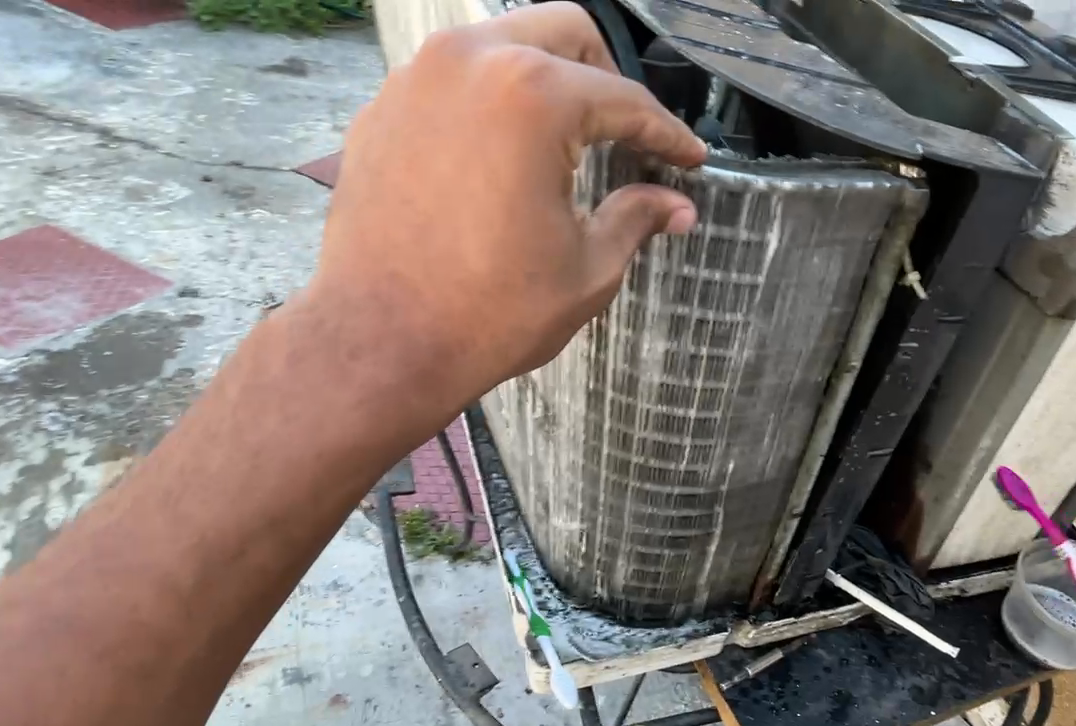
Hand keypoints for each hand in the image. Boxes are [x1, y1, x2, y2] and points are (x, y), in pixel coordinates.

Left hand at [298, 4, 706, 450]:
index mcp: (534, 98)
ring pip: (505, 44)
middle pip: (566, 35)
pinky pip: (456, 80)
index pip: (624, 100)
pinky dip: (494, 105)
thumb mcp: (587, 270)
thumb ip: (636, 220)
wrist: (384, 339)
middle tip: (628, 139)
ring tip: (568, 147)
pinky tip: (505, 161)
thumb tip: (680, 208)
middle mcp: (473, 61)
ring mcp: (419, 77)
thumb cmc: (494, 312)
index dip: (667, 134)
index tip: (690, 158)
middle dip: (609, 81)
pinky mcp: (386, 107)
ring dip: (548, 84)